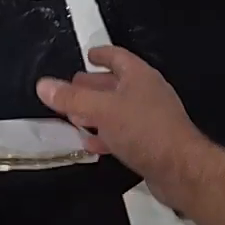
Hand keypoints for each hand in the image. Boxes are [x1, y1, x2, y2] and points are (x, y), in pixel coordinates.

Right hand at [37, 46, 224, 206]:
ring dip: (96, 113)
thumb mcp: (102, 110)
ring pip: (117, 109)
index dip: (101, 54)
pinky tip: (92, 143)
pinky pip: (123, 132)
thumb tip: (43, 85)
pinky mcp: (151, 142)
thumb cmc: (145, 130)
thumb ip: (72, 99)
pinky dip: (106, 134)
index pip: (117, 56)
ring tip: (74, 118)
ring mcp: (151, 118)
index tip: (88, 54)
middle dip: (92, 87)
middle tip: (70, 90)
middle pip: (115, 83)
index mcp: (139, 76)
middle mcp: (147, 92)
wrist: (181, 170)